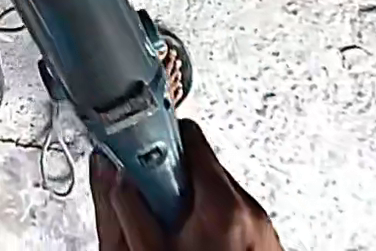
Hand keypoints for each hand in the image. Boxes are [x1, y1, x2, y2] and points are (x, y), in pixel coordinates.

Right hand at [92, 121, 281, 250]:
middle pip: (199, 163)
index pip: (187, 135)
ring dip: (189, 202)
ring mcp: (265, 234)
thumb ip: (121, 203)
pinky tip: (194, 248)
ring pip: (214, 191)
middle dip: (170, 178)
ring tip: (173, 235)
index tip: (138, 159)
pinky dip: (210, 224)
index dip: (156, 144)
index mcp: (224, 206)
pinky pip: (232, 217)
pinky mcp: (269, 248)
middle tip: (152, 205)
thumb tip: (107, 168)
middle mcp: (251, 213)